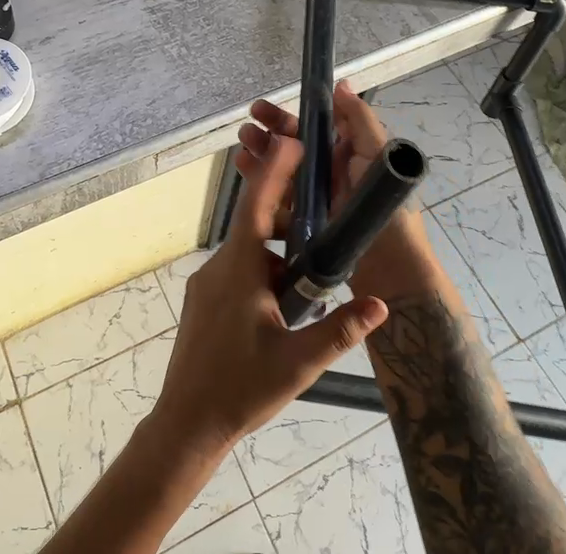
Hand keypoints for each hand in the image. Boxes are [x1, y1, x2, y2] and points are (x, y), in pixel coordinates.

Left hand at [152, 124, 388, 455]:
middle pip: (257, 227)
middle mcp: (219, 267)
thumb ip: (340, 331)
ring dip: (279, 256)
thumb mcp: (299, 362)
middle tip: (325, 219)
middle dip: (290, 220)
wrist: (187, 424)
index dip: (274, 170)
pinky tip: (284, 304)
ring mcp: (207, 285)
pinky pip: (237, 272)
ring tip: (312, 279)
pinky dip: (263, 273)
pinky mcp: (203, 303)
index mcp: (239, 270)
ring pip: (248, 254)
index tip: (291, 140)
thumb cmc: (241, 389)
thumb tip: (379, 303)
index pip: (258, 206)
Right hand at [239, 82, 444, 300]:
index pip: (313, 129)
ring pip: (281, 175)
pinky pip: (278, 205)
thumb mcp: (378, 155)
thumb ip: (358, 120)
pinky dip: (261, 191)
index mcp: (348, 156)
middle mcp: (331, 176)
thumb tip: (340, 85)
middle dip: (267, 137)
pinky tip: (245, 182)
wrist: (392, 272)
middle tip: (244, 131)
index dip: (287, 117)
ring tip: (241, 152)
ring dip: (260, 160)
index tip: (260, 109)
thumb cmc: (387, 209)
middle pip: (292, 151)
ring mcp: (317, 203)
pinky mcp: (306, 230)